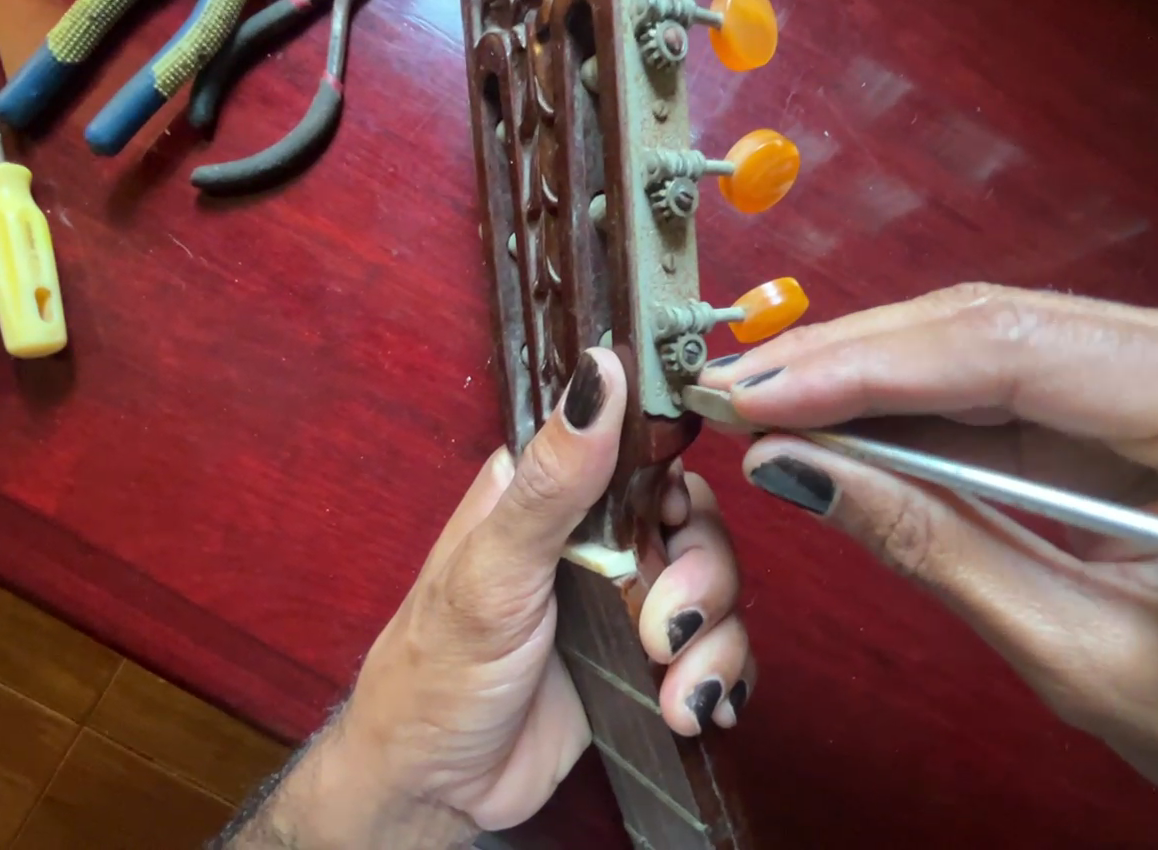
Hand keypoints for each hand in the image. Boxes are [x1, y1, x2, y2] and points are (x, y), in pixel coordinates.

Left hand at [242, 349, 752, 846]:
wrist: (437, 786)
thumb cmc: (442, 664)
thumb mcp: (496, 566)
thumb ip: (554, 479)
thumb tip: (602, 370)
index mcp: (553, 491)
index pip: (640, 450)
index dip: (676, 477)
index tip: (677, 520)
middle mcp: (597, 534)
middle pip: (693, 521)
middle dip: (702, 577)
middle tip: (667, 629)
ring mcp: (625, 596)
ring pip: (713, 586)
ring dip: (714, 640)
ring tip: (678, 694)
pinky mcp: (645, 656)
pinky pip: (714, 647)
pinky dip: (721, 676)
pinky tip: (699, 709)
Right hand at [702, 284, 1157, 849]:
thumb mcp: (1096, 664)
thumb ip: (935, 546)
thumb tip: (792, 471)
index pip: (1014, 351)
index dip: (860, 367)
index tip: (747, 391)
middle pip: (997, 327)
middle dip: (848, 360)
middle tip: (733, 387)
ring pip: (997, 341)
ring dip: (874, 374)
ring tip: (766, 396)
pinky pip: (1022, 378)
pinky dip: (925, 401)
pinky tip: (845, 414)